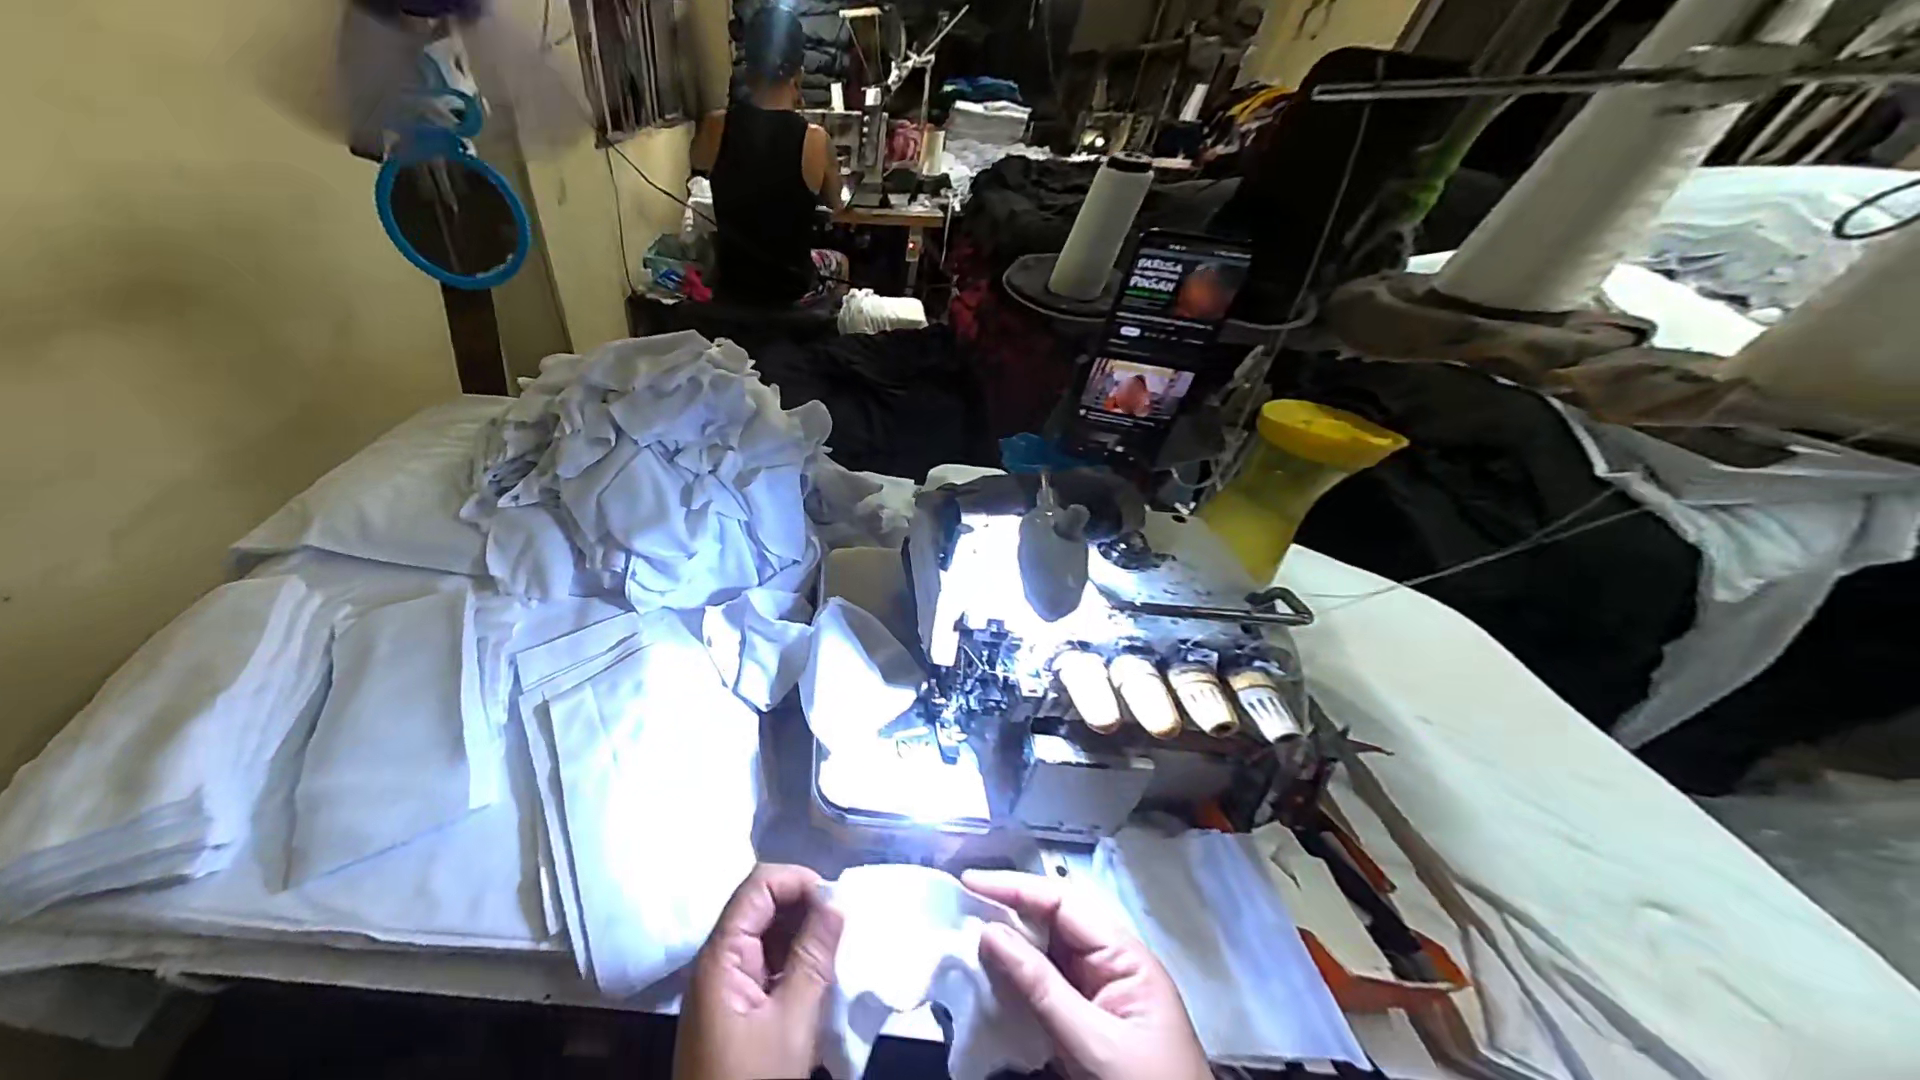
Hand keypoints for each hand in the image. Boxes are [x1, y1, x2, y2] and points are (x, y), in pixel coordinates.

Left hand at [674, 864, 843, 1079]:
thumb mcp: (792, 1021)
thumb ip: (814, 955)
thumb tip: (836, 901)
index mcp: (721, 956)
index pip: (759, 886)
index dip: (798, 882)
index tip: (836, 902)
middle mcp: (718, 960)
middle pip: (761, 903)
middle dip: (804, 905)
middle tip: (842, 926)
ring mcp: (725, 983)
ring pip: (766, 932)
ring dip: (802, 932)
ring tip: (836, 947)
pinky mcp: (735, 1005)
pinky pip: (767, 961)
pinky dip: (794, 957)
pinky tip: (820, 971)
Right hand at [963, 870, 1209, 1079]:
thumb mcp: (1092, 1040)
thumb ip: (1041, 986)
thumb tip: (990, 932)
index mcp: (1123, 954)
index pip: (1063, 902)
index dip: (1015, 887)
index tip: (970, 880)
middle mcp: (1111, 962)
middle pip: (1053, 921)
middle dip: (1009, 909)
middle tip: (961, 904)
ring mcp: (1099, 991)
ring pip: (1046, 952)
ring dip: (1009, 943)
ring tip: (967, 932)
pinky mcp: (1087, 1021)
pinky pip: (1046, 985)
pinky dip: (1017, 977)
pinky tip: (991, 974)